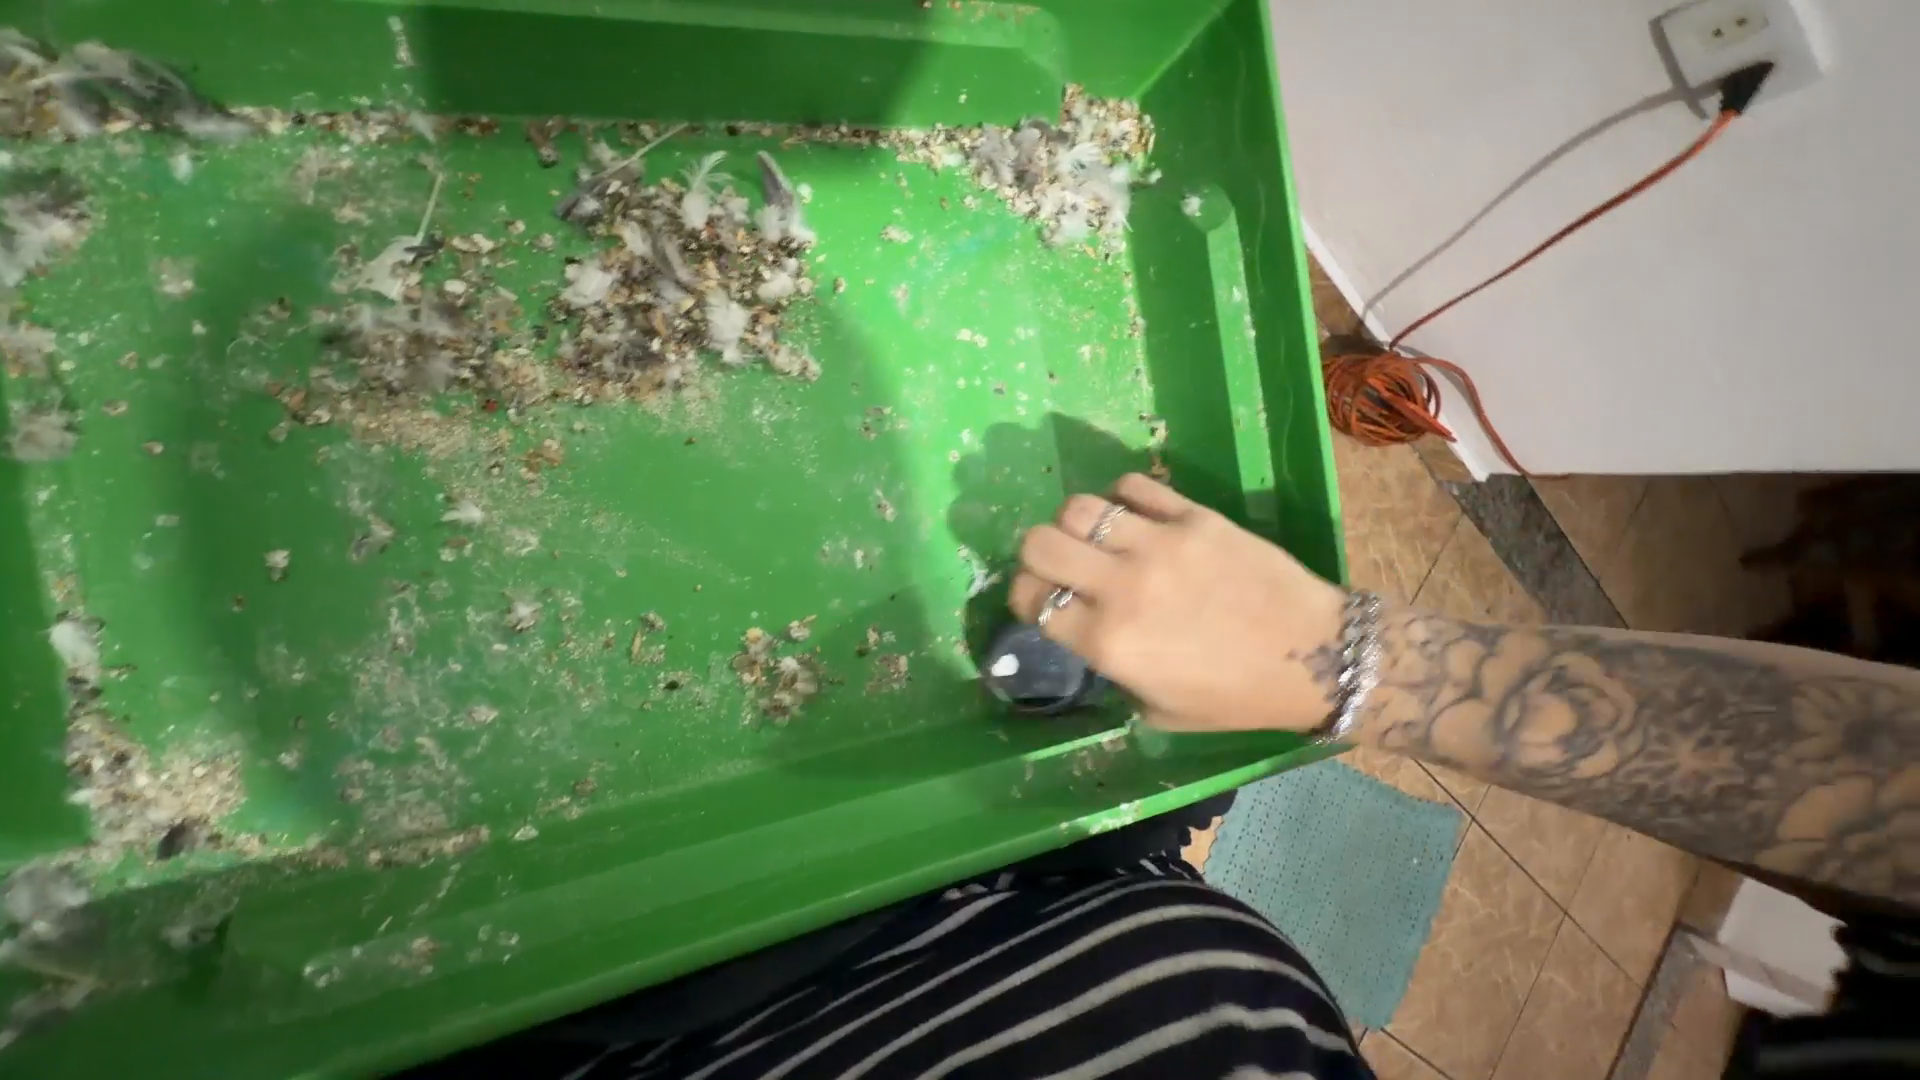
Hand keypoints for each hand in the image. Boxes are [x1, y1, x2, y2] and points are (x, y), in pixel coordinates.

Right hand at [1008, 474, 1350, 732]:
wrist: (1316, 656)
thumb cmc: (1235, 696)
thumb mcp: (1157, 709)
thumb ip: (1111, 671)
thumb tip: (1087, 635)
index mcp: (1110, 642)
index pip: (1033, 601)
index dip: (1026, 599)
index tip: (1040, 600)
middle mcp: (1122, 587)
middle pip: (1040, 543)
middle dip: (1036, 555)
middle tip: (1059, 565)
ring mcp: (1158, 545)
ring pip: (1078, 507)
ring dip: (1076, 523)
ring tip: (1096, 537)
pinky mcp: (1194, 517)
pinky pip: (1134, 486)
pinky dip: (1122, 498)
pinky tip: (1134, 518)